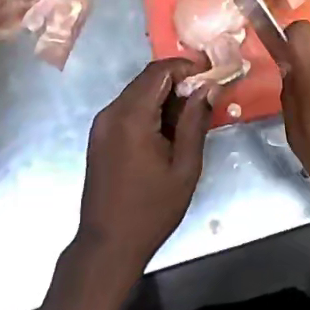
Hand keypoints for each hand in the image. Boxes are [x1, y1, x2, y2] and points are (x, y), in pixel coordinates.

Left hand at [75, 57, 213, 276]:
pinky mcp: (99, 134)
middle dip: (177, 81)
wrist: (108, 242)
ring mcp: (102, 122)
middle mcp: (111, 111)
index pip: (159, 71)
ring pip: (136, 92)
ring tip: (189, 116)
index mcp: (131, 116)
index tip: (210, 76)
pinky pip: (126, 108)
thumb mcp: (184, 168)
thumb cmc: (151, 209)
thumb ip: (195, 122)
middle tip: (206, 96)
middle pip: (146, 79)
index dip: (186, 67)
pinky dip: (148, 109)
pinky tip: (165, 130)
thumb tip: (208, 88)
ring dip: (163, 95)